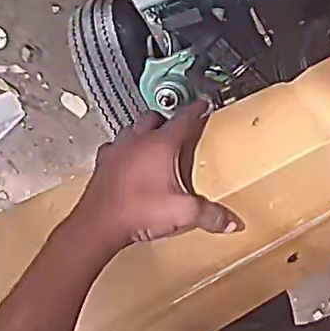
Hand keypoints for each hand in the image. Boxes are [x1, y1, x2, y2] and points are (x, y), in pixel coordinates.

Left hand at [66, 101, 242, 252]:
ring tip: (154, 142)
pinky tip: (129, 161)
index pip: (183, 119)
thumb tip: (231, 222)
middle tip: (178, 127)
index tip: (202, 105)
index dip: (196, 110)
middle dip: (168, 119)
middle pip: (155, 118)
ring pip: (132, 129)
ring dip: (144, 131)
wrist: (98, 226)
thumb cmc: (136, 212)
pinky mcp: (103, 165)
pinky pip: (115, 148)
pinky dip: (125, 150)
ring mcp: (117, 151)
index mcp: (160, 145)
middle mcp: (136, 142)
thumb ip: (211, 215)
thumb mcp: (184, 213)